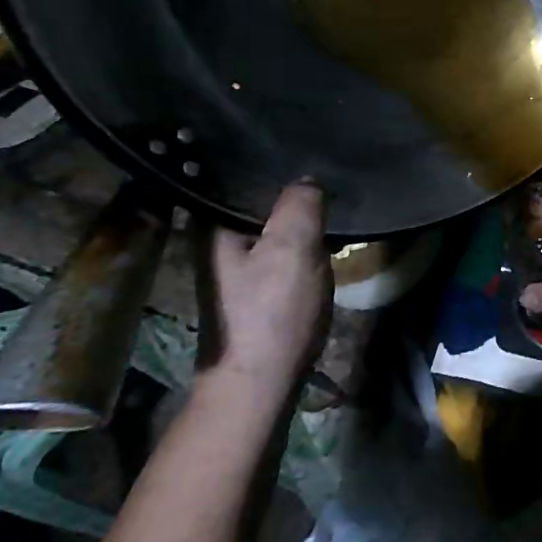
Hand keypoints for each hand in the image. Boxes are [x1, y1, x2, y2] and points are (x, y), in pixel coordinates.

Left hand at [203, 181, 331, 383]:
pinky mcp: (252, 287)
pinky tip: (322, 243)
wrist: (258, 386)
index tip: (308, 155)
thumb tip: (308, 181)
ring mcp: (232, 266)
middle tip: (327, 177)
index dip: (275, 163)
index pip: (240, 173)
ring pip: (271, 225)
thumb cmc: (271, 313)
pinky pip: (278, 249)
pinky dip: (299, 244)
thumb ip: (301, 203)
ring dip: (298, 219)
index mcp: (211, 222)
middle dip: (290, 192)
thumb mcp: (292, 247)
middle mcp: (214, 239)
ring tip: (329, 205)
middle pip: (257, 199)